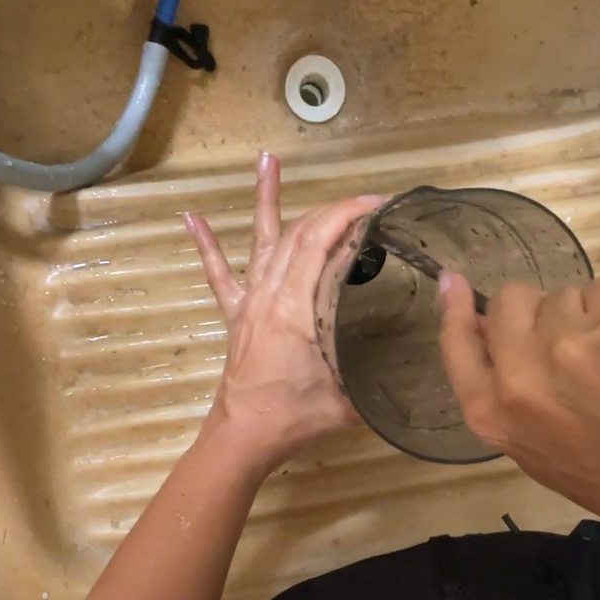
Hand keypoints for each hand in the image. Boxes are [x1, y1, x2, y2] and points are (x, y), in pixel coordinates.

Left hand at [183, 153, 383, 474]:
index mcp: (297, 308)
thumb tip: (407, 355)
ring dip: (266, 199)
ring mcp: (249, 302)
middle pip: (298, 234)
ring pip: (261, 240)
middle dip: (332, 210)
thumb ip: (374, 370)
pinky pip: (220, 274)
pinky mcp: (236, 316)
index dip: (350, 216)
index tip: (380, 205)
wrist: (243, 438)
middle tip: (362, 201)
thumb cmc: (295, 420)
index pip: (323, 244)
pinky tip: (192, 218)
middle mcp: (270, 294)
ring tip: (267, 160)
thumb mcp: (348, 395)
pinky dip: (208, 246)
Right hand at [437, 272, 599, 544]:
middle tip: (578, 348)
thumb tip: (487, 331)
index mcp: (496, 416)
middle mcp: (523, 379)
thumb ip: (506, 394)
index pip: (458, 345)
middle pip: (512, 303)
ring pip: (565, 296)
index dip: (456, 310)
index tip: (454, 281)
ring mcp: (572, 346)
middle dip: (539, 314)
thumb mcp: (539, 450)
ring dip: (588, 318)